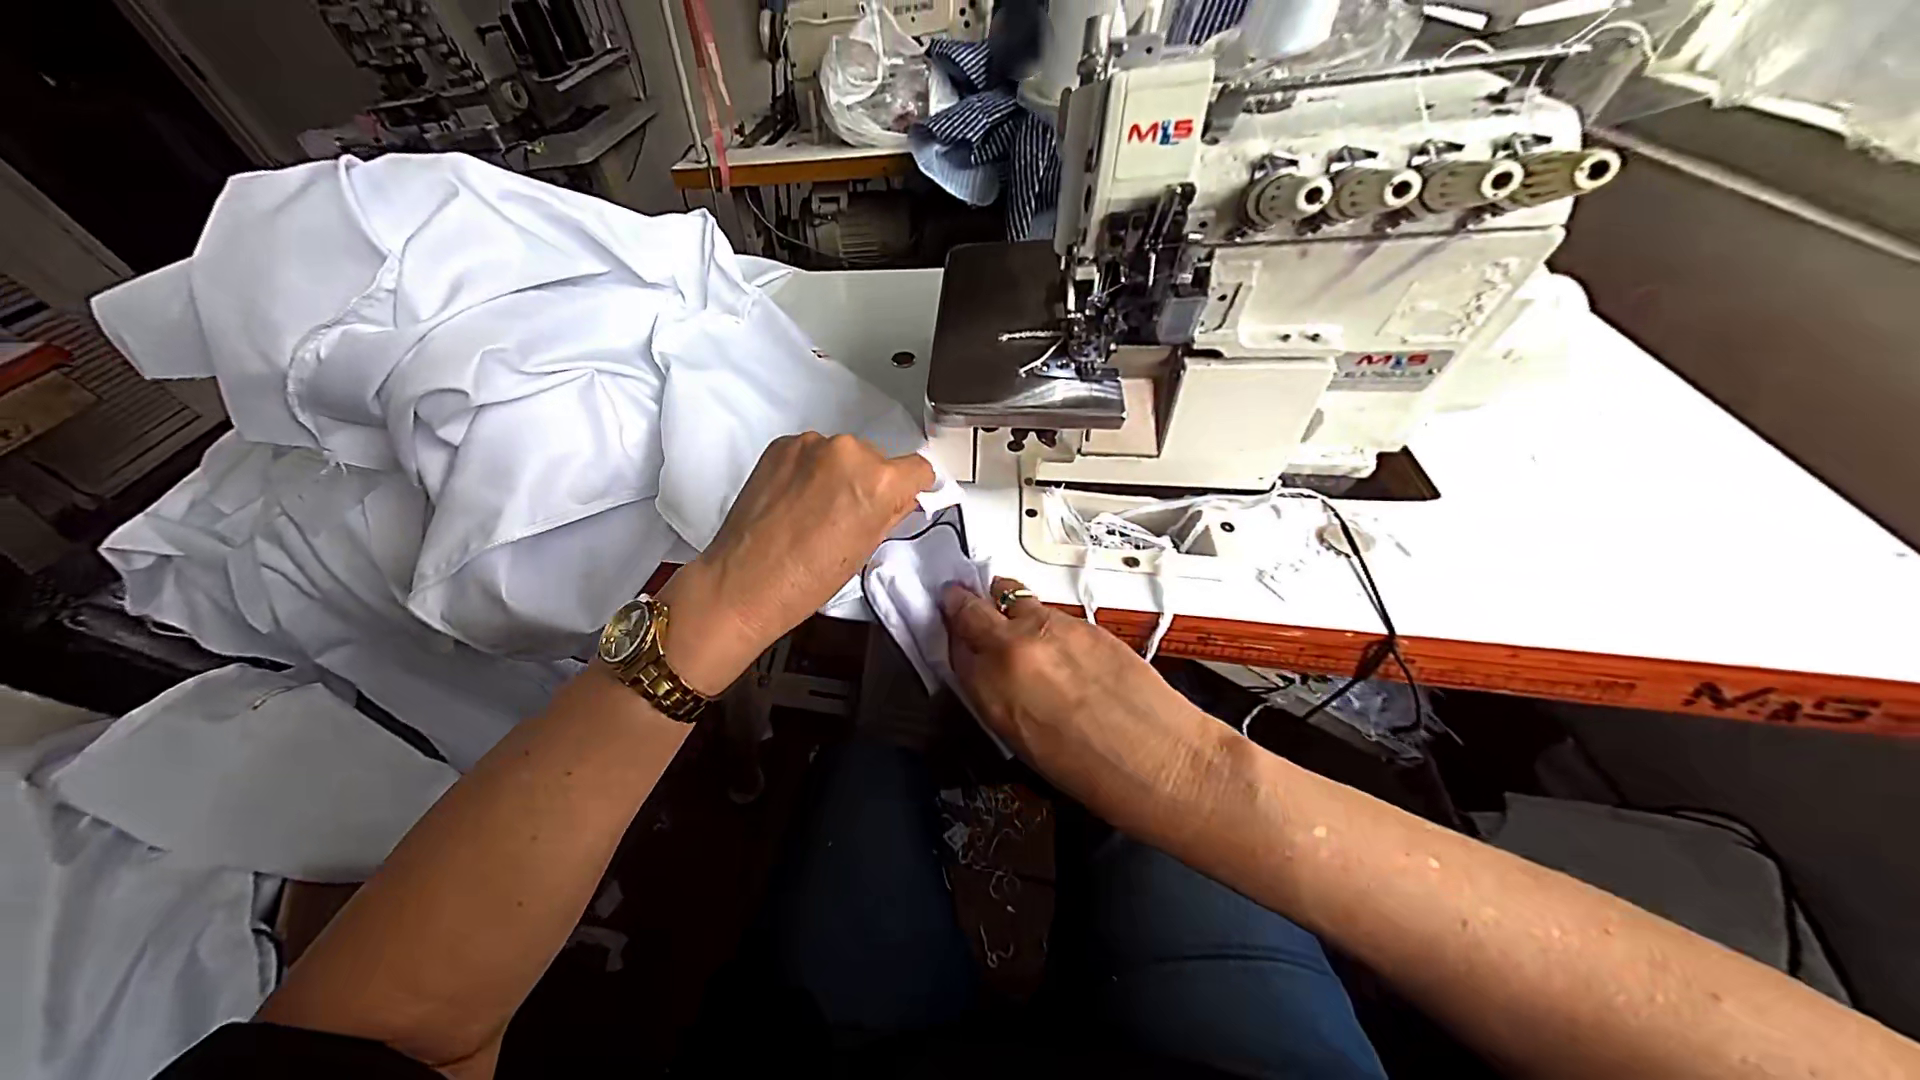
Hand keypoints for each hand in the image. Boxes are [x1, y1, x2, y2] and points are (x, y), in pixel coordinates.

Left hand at [658, 433, 933, 694]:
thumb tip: (902, 496)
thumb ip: (892, 512)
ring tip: (817, 511)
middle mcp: (847, 453)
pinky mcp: (781, 445)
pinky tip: (797, 501)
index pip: (918, 468)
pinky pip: (811, 452)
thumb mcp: (867, 547)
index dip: (913, 486)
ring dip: (838, 474)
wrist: (745, 581)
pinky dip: (810, 470)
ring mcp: (811, 445)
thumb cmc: (804, 578)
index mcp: (878, 481)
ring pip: (843, 454)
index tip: (905, 494)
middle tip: (851, 514)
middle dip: (870, 482)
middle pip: (878, 458)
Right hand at [941, 576, 1231, 844]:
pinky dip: (1041, 617)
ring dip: (1004, 603)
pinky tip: (1055, 641)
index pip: (952, 645)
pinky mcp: (1084, 621)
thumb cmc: (1093, 770)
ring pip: (1011, 595)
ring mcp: (1050, 628)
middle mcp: (1013, 648)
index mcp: (989, 687)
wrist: (1160, 759)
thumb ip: (993, 695)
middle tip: (960, 601)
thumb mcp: (1019, 740)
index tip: (952, 633)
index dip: (951, 638)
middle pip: (971, 607)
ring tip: (1010, 616)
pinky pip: (1048, 608)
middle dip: (963, 603)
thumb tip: (984, 672)